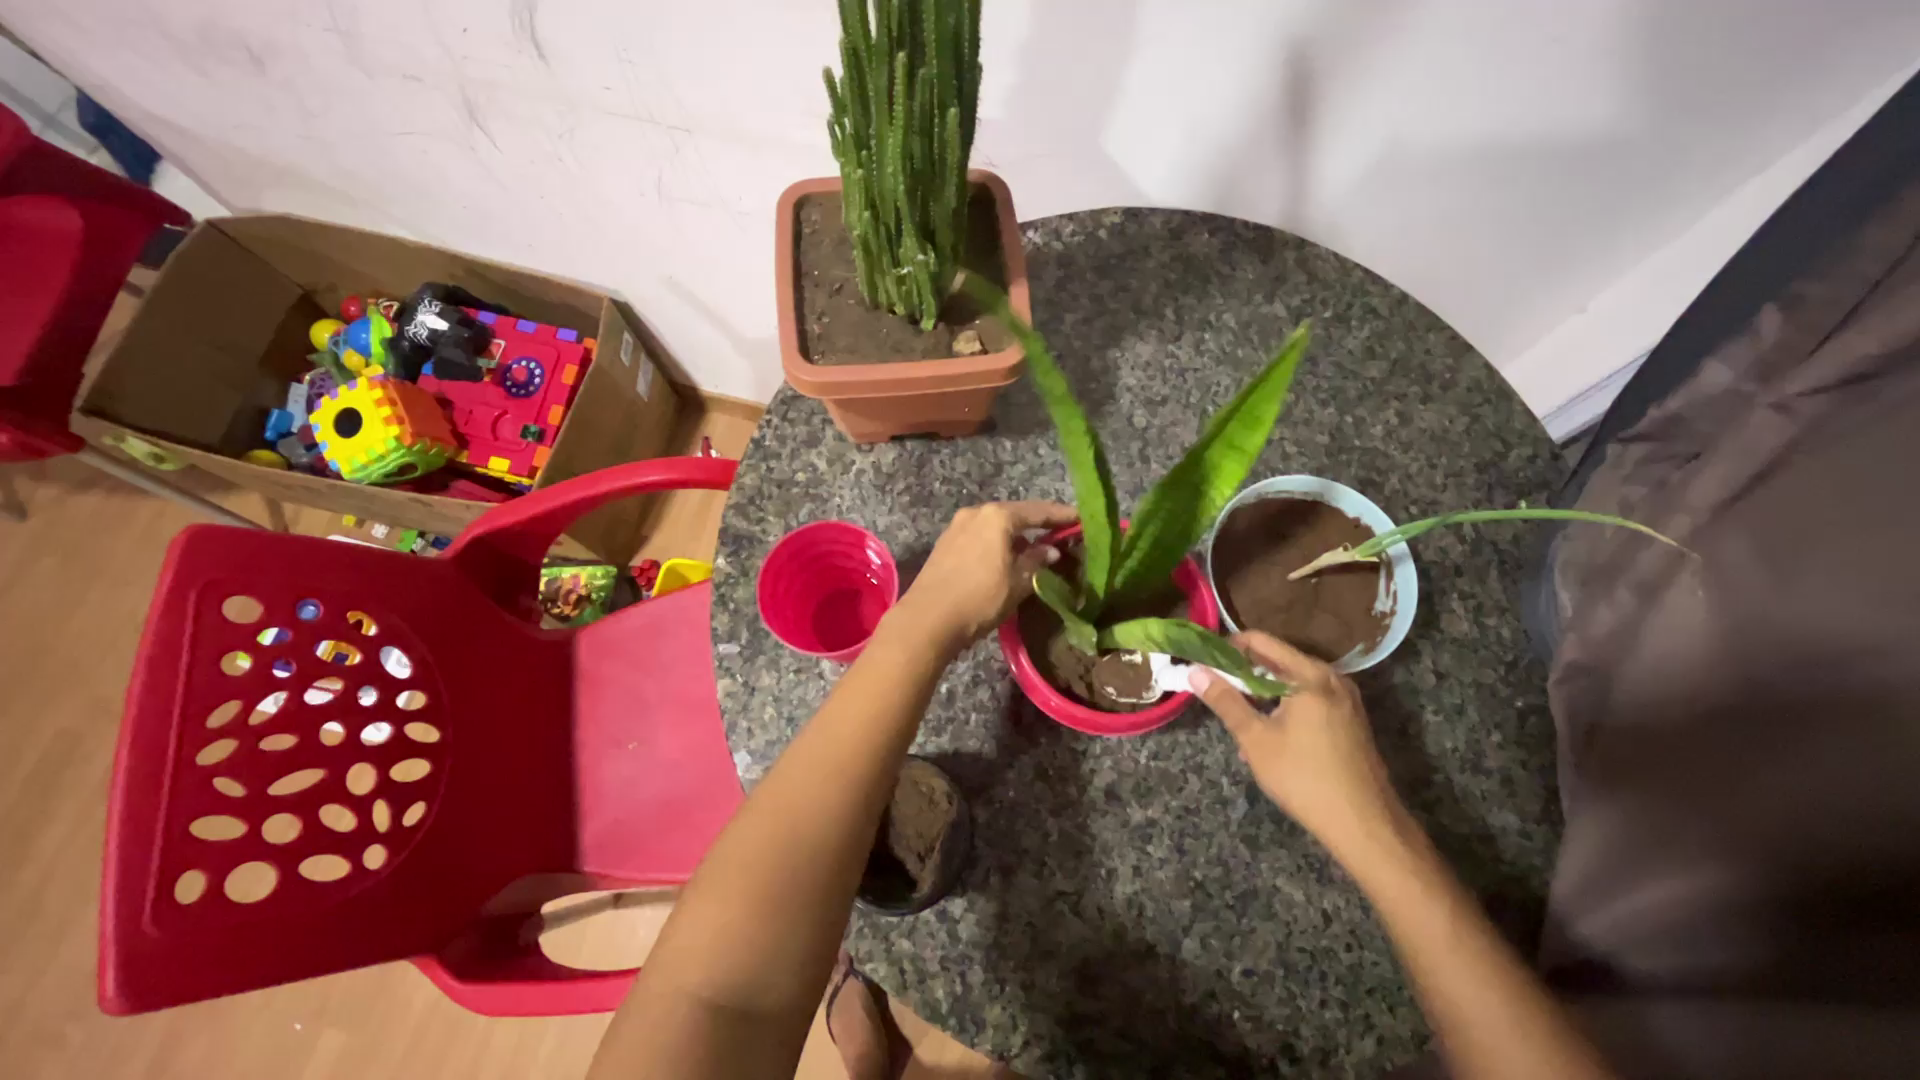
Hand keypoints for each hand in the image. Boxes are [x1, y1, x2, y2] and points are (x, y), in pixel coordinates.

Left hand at [893, 501, 1077, 650]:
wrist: (927, 619)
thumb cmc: (979, 599)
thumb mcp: (1018, 582)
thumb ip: (1037, 561)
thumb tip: (1051, 550)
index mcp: (997, 516)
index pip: (1039, 511)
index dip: (1062, 516)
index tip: (1082, 519)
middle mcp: (976, 513)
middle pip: (1015, 514)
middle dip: (1039, 524)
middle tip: (1061, 533)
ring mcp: (957, 526)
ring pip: (996, 526)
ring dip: (1017, 535)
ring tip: (1036, 549)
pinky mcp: (945, 543)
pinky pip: (980, 536)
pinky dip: (997, 542)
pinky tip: (1007, 556)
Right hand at [1189, 632, 1406, 858]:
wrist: (1364, 823)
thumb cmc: (1304, 777)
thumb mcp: (1256, 739)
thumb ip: (1225, 701)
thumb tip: (1195, 672)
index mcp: (1310, 676)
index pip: (1261, 642)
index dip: (1229, 649)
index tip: (1206, 665)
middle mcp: (1332, 679)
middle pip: (1279, 661)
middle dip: (1245, 676)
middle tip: (1219, 694)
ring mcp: (1346, 700)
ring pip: (1293, 684)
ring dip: (1264, 696)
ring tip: (1242, 723)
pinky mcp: (1351, 720)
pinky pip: (1311, 701)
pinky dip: (1286, 709)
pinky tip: (1271, 738)